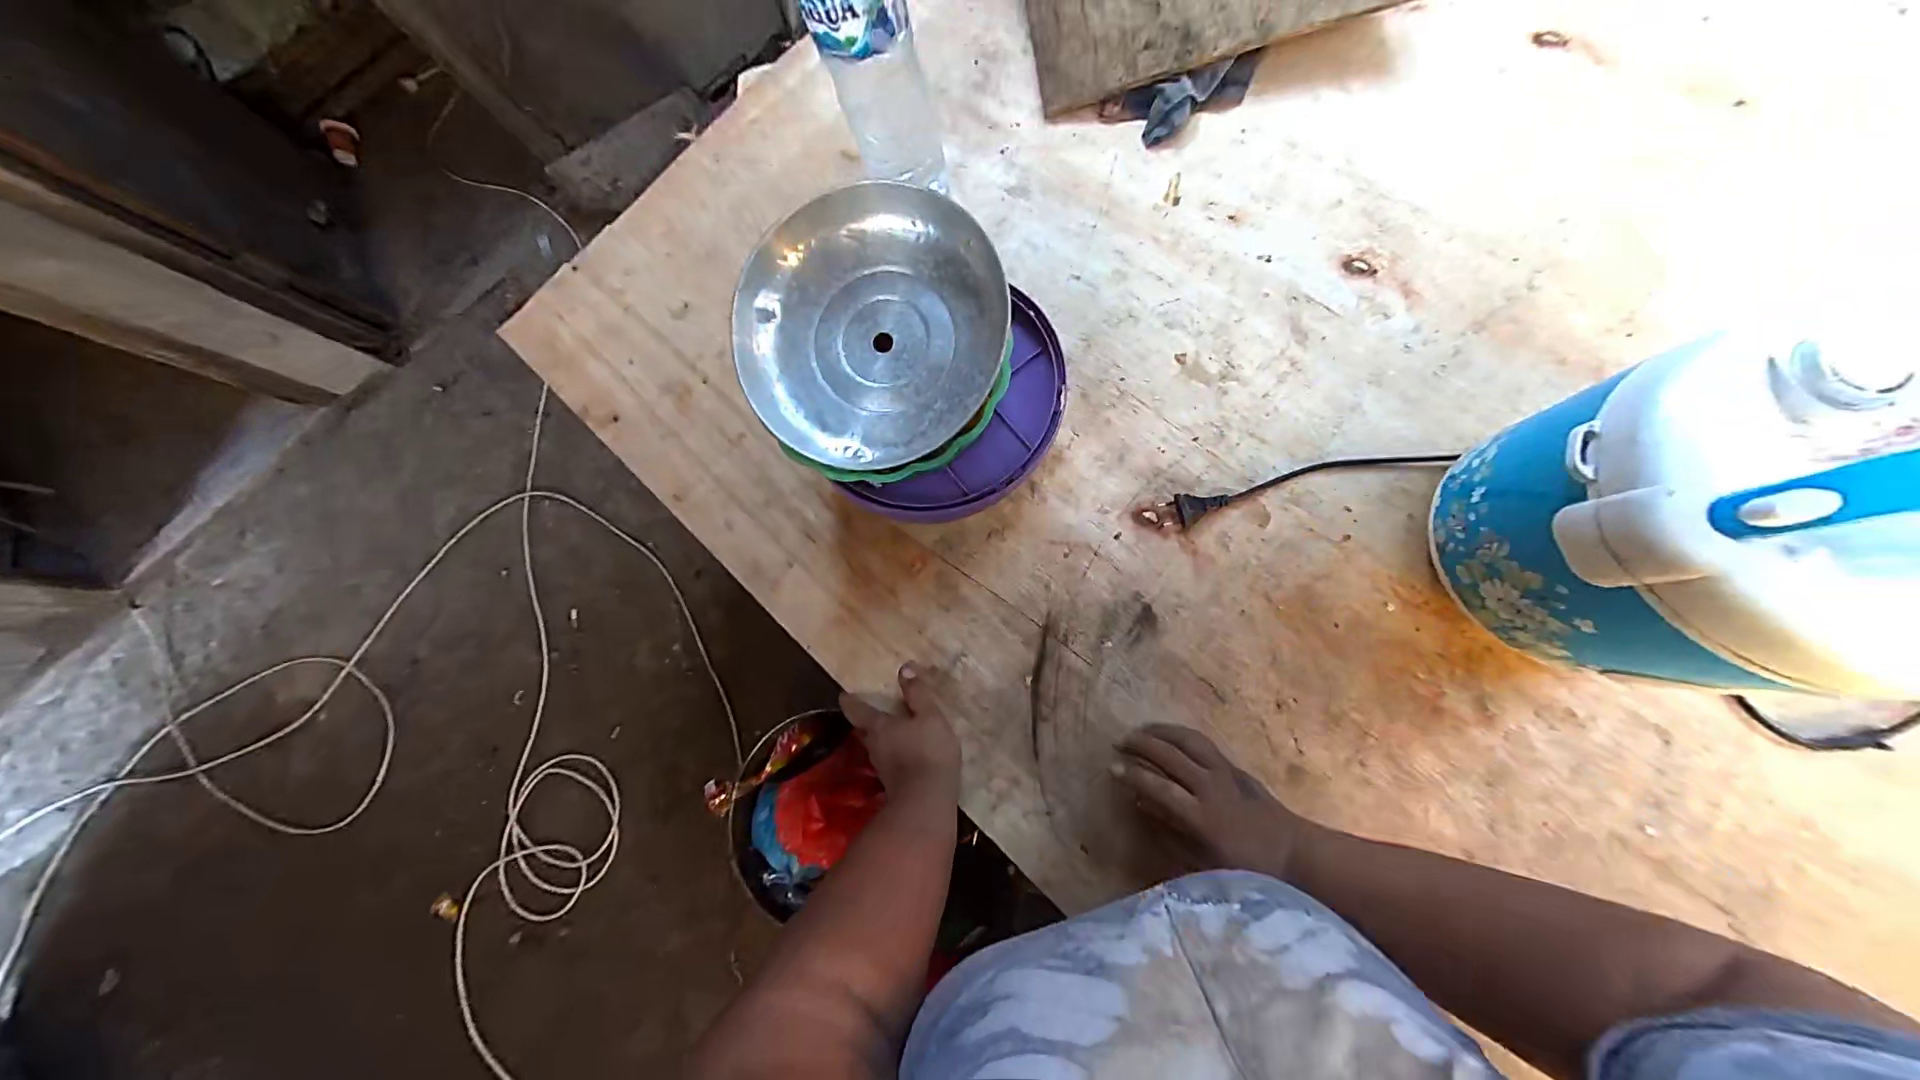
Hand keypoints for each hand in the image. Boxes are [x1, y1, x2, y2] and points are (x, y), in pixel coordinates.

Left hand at [840, 663, 960, 800]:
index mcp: (879, 727)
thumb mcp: (929, 716)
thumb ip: (917, 693)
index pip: (858, 711)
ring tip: (887, 732)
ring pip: (875, 747)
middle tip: (868, 712)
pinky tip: (902, 755)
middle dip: (864, 722)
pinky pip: (888, 762)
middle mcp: (874, 746)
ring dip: (878, 739)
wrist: (927, 801)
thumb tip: (904, 667)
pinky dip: (891, 755)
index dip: (850, 701)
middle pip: (864, 731)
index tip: (843, 695)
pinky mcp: (892, 784)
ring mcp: (881, 768)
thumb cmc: (928, 751)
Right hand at [1113, 724, 1318, 882]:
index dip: (1133, 775)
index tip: (1112, 768)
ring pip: (1187, 740)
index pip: (1158, 786)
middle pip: (1169, 754)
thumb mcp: (1205, 864)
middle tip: (1119, 744)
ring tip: (1140, 732)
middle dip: (1140, 745)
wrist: (1296, 854)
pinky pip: (1202, 742)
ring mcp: (1225, 772)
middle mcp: (1212, 786)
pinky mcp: (1234, 767)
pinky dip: (1179, 734)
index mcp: (1202, 816)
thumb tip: (1141, 804)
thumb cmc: (1248, 869)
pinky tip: (1168, 736)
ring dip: (1160, 732)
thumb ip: (1170, 834)